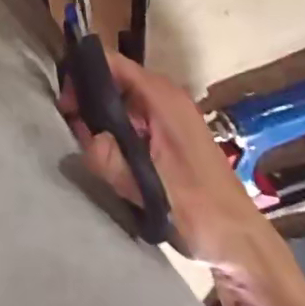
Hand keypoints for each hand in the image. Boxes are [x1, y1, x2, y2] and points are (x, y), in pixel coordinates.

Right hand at [60, 48, 262, 261]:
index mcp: (162, 97)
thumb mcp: (148, 186)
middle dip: (89, 100)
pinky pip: (132, 120)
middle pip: (115, 81)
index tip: (65, 101)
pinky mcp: (168, 135)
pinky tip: (108, 157)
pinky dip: (116, 132)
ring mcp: (169, 116)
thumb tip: (83, 138)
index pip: (114, 63)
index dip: (84, 74)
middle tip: (71, 128)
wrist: (239, 241)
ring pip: (122, 102)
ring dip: (101, 120)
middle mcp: (165, 98)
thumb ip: (112, 159)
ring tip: (86, 145)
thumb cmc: (199, 208)